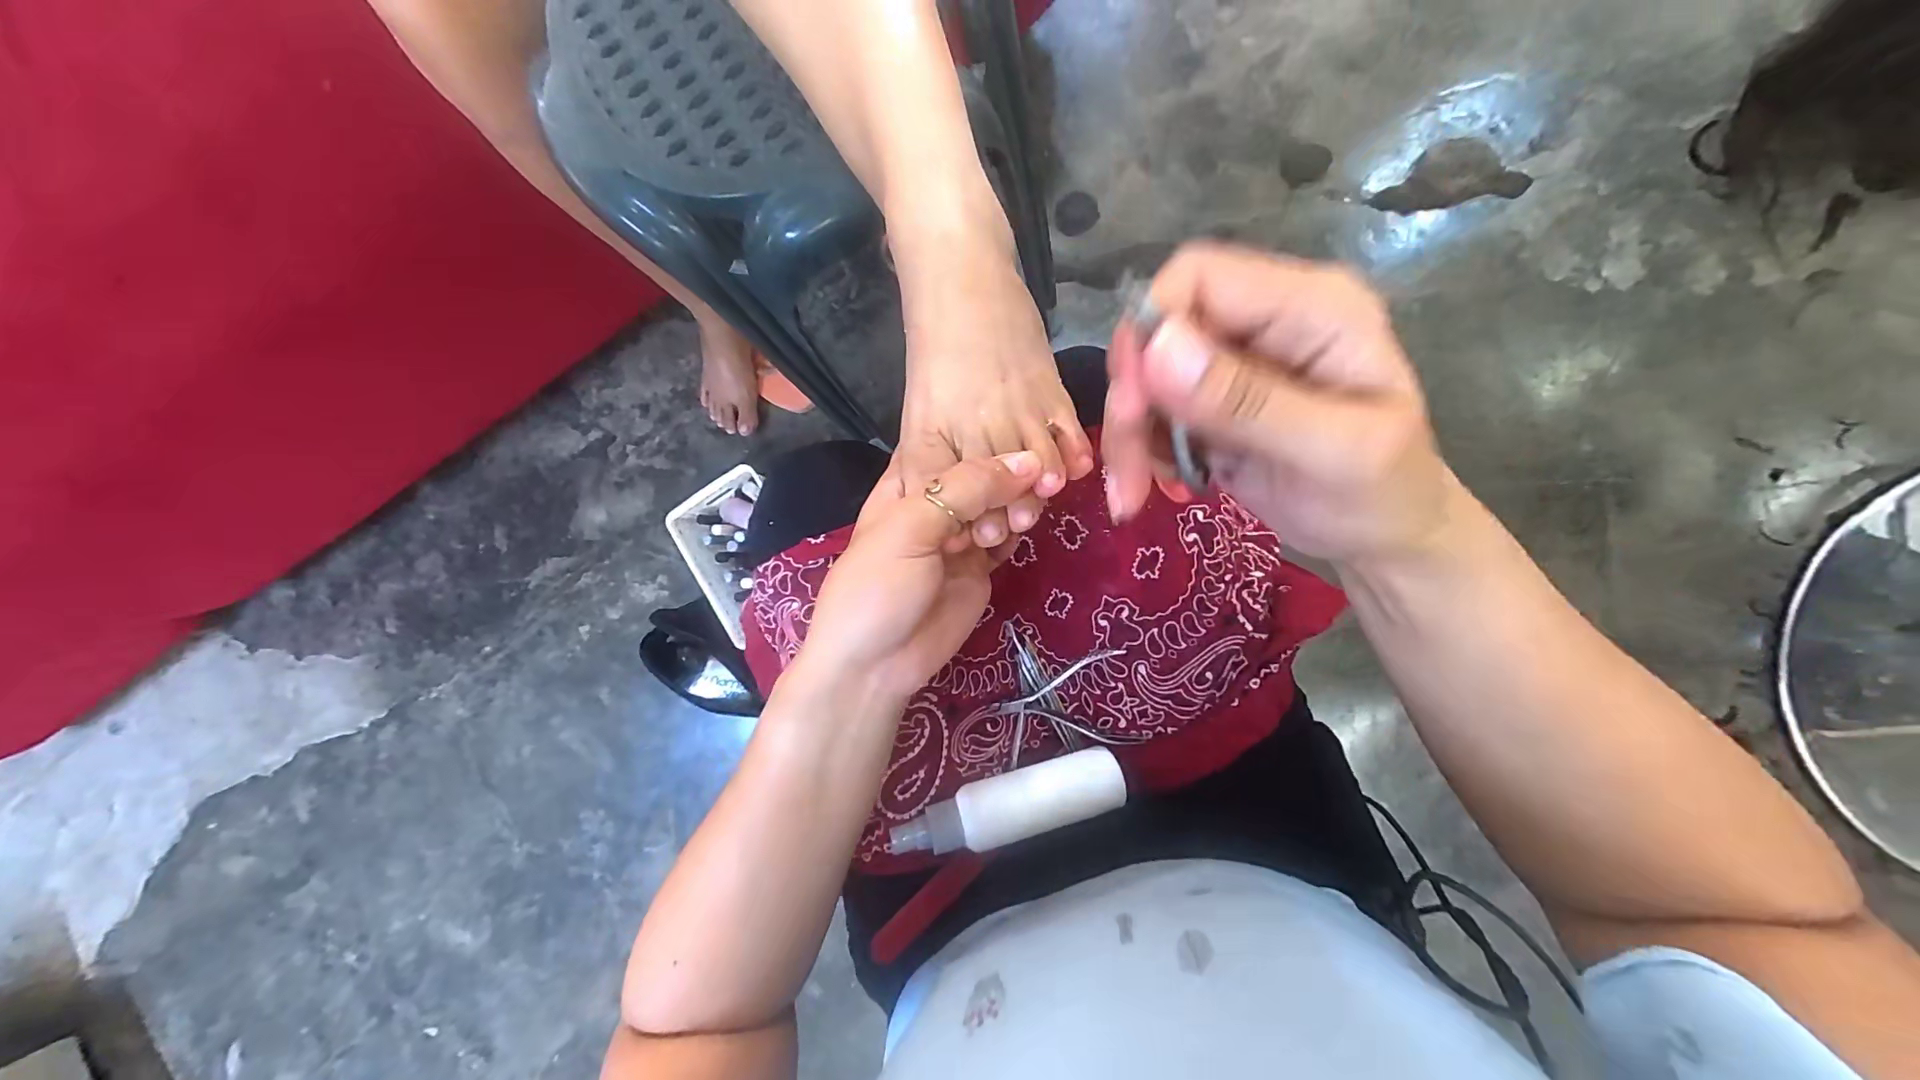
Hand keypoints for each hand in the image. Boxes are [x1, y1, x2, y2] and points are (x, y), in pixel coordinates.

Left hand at [797, 450, 1045, 703]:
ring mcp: (959, 536)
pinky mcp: (979, 567)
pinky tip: (1026, 528)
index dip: (986, 438)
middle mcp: (935, 504)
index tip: (1021, 437)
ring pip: (999, 504)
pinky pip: (1007, 537)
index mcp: (908, 483)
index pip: (952, 444)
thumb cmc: (878, 587)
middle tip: (1029, 489)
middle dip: (1006, 477)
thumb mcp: (912, 527)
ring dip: (1015, 505)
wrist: (875, 665)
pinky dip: (1018, 531)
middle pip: (982, 474)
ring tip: (1021, 517)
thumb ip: (966, 489)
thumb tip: (1029, 461)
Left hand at [894, 248, 1094, 549]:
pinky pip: (1066, 429)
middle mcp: (973, 424)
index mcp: (931, 431)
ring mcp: (1015, 405)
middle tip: (1014, 525)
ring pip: (1032, 461)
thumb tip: (938, 503)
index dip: (958, 515)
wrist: (962, 280)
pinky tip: (1078, 468)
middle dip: (1004, 510)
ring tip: (1045, 496)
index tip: (970, 535)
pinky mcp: (1049, 386)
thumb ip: (927, 459)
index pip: (941, 487)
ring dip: (1040, 487)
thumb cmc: (935, 348)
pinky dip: (1074, 451)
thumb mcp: (918, 411)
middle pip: (992, 481)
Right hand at [1102, 242, 1456, 565]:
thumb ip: (1248, 400)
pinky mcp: (1211, 401)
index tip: (1136, 408)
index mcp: (1310, 306)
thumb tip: (1159, 346)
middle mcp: (1264, 321)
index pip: (1197, 277)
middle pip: (1158, 331)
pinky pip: (1152, 411)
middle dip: (1133, 402)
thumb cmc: (1381, 495)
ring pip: (1145, 377)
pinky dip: (1142, 451)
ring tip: (1134, 495)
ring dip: (1129, 436)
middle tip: (1128, 473)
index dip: (1150, 331)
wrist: (1386, 536)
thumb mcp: (1330, 452)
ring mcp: (1234, 362)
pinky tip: (1159, 487)